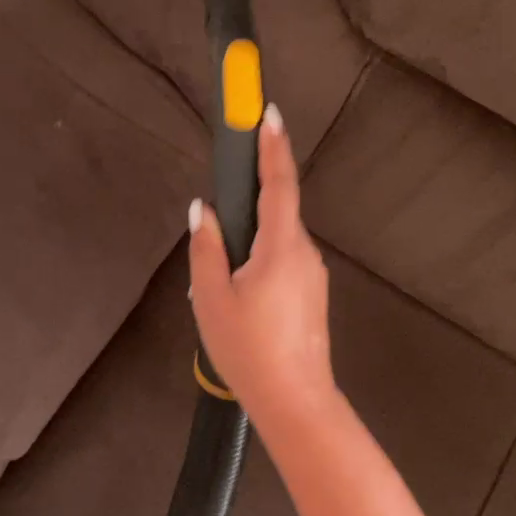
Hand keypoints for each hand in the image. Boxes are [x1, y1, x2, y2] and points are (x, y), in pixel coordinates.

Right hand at [188, 104, 335, 421]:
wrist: (296, 402)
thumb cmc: (248, 348)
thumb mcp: (212, 297)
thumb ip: (206, 248)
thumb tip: (203, 210)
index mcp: (281, 246)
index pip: (279, 184)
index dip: (273, 146)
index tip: (269, 112)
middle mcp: (304, 252)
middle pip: (276, 213)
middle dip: (248, 210)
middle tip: (217, 230)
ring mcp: (312, 275)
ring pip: (276, 242)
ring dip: (249, 245)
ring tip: (218, 285)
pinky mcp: (311, 294)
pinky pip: (282, 263)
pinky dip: (258, 264)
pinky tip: (238, 300)